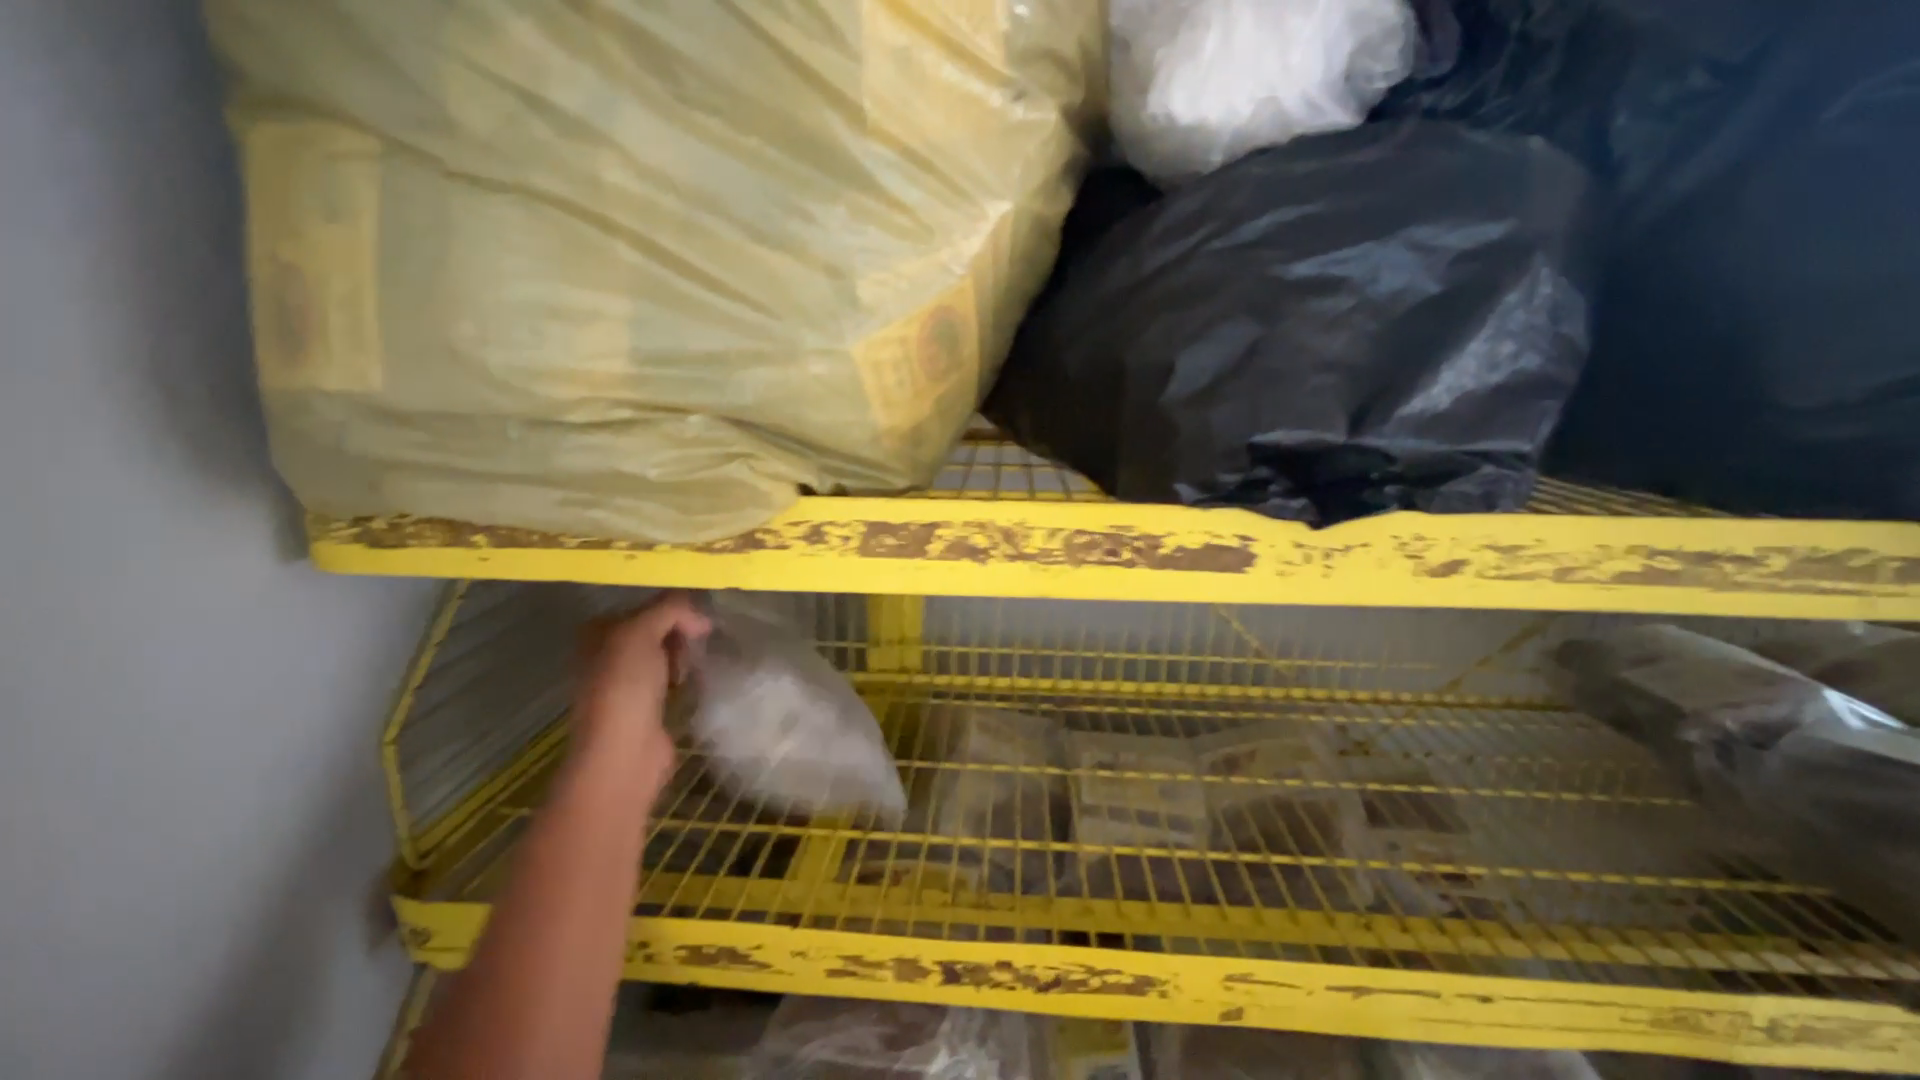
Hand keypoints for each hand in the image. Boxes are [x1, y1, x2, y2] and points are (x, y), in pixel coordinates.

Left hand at [572, 591, 710, 799]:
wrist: (624, 751)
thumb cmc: (625, 686)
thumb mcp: (642, 631)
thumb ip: (670, 609)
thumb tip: (701, 616)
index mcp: (597, 632)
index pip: (645, 606)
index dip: (673, 609)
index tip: (698, 621)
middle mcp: (607, 654)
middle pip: (657, 630)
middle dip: (680, 634)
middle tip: (693, 646)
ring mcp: (626, 683)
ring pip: (666, 654)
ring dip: (684, 657)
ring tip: (691, 669)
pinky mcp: (645, 707)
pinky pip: (671, 680)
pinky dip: (685, 679)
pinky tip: (693, 684)